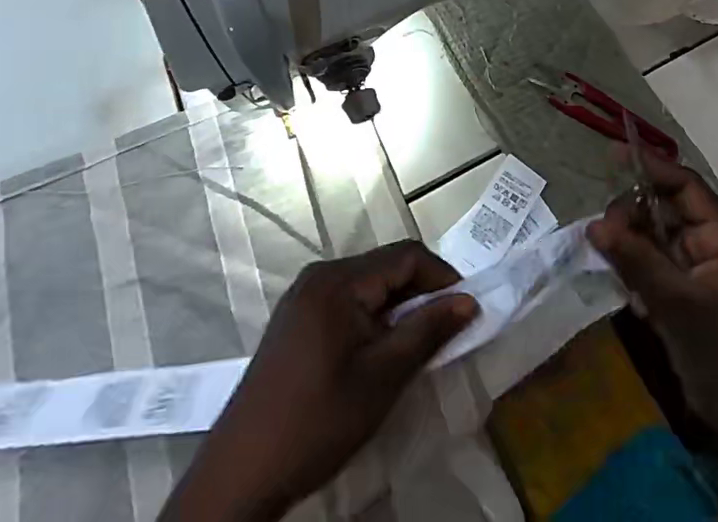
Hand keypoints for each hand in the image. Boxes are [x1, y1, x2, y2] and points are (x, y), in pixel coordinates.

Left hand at [161, 242, 479, 521]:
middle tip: (450, 334)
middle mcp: (319, 275)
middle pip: (385, 267)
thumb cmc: (320, 417)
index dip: (443, 277)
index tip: (470, 312)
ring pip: (368, 286)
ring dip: (400, 308)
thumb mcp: (384, 376)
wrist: (248, 462)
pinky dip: (374, 317)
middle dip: (423, 293)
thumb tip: (468, 300)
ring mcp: (304, 295)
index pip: (404, 255)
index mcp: (338, 280)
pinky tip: (383, 351)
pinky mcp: (297, 317)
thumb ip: (427, 331)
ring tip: (420, 347)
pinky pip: (347, 301)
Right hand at [587, 151, 717, 454]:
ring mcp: (692, 270)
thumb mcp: (679, 303)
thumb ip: (636, 260)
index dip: (652, 168)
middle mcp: (707, 246)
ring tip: (614, 267)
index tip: (612, 153)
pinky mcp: (678, 293)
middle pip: (660, 210)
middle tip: (604, 236)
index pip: (686, 188)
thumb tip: (593, 225)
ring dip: (627, 246)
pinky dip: (630, 270)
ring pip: (648, 237)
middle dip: (630, 216)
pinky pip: (645, 264)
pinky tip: (628, 294)